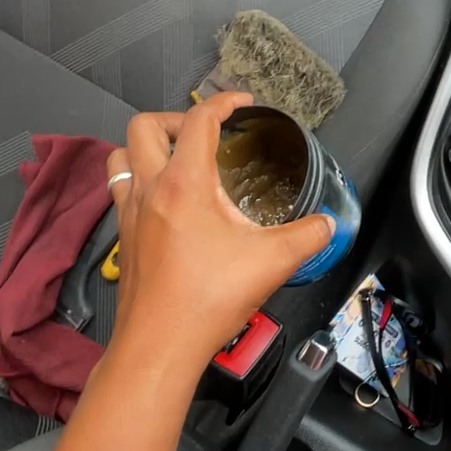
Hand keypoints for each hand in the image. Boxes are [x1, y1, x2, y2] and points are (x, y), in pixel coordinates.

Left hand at [104, 93, 332, 362]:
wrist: (159, 347)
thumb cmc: (212, 297)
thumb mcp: (275, 261)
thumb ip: (309, 235)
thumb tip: (329, 224)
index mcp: (185, 183)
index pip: (197, 120)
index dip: (223, 102)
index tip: (244, 104)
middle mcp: (150, 190)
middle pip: (143, 127)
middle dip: (177, 118)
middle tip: (208, 135)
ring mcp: (129, 215)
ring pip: (121, 157)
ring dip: (148, 148)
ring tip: (182, 161)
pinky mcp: (123, 240)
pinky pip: (122, 191)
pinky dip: (143, 181)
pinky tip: (171, 205)